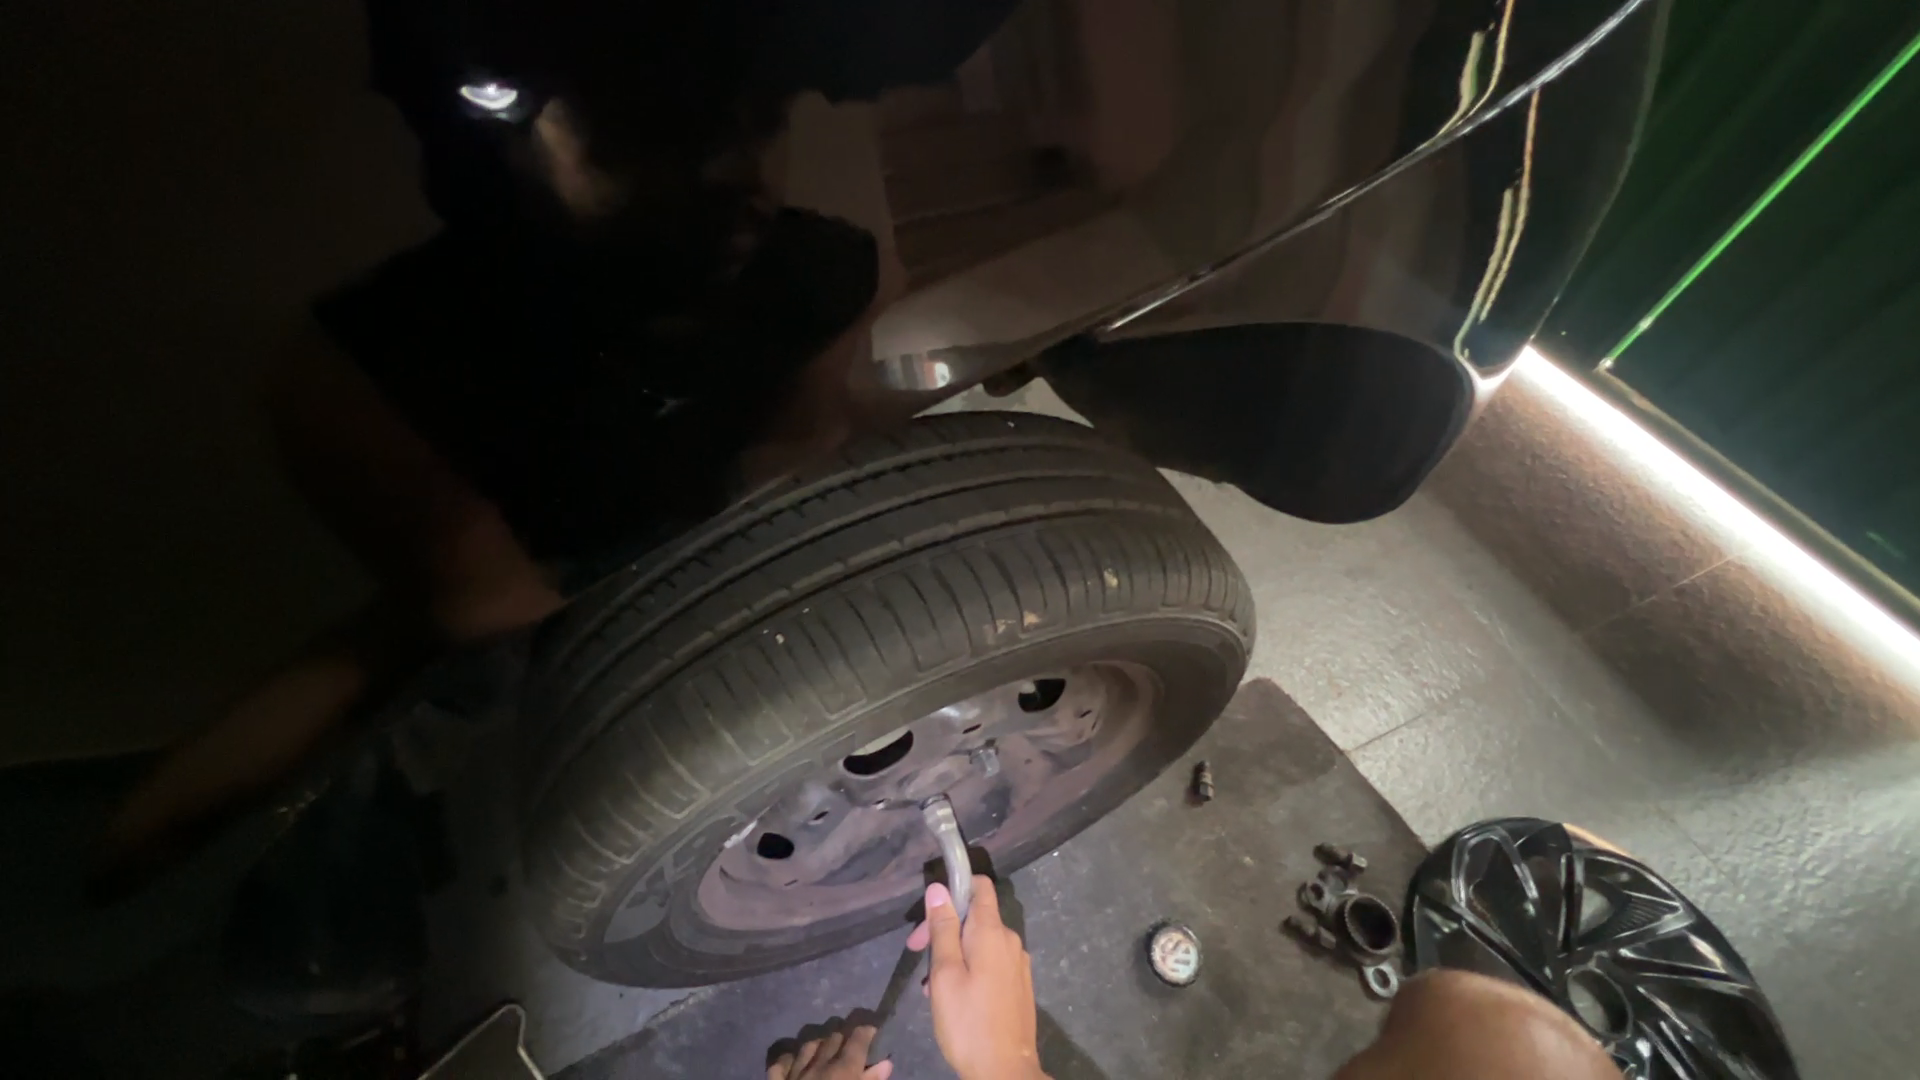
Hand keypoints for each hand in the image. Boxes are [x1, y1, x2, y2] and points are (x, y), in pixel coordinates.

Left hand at [768, 1025, 891, 1079]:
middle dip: (844, 1037)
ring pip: (808, 1045)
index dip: (866, 1031)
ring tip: (826, 1051)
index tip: (873, 1032)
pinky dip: (789, 1060)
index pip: (858, 1037)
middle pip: (834, 1036)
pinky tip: (794, 1063)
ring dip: (819, 1045)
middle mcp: (819, 1064)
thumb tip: (885, 1064)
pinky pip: (780, 1064)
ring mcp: (794, 1073)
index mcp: (844, 1069)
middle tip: (851, 1046)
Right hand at [906, 876, 1048, 1079]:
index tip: (931, 910)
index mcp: (992, 931)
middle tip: (917, 954)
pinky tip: (955, 997)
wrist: (1006, 1073)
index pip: (980, 886)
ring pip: (981, 943)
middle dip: (945, 928)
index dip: (956, 887)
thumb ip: (943, 928)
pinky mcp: (1020, 985)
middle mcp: (1010, 940)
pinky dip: (971, 968)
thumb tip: (938, 887)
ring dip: (955, 954)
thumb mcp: (945, 973)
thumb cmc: (969, 1021)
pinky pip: (992, 963)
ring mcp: (1018, 964)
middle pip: (976, 917)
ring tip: (932, 987)